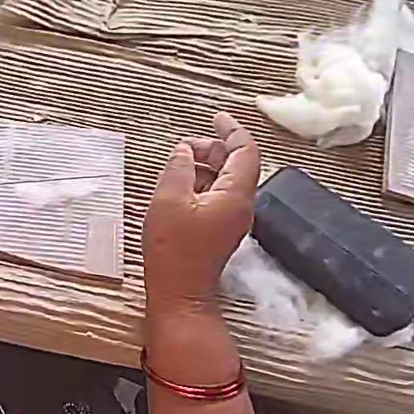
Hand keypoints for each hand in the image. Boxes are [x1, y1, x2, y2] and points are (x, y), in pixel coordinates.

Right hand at [144, 113, 261, 314]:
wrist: (180, 295)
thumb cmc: (173, 249)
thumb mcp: (168, 200)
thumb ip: (178, 168)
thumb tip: (184, 151)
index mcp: (235, 195)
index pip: (245, 151)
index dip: (232, 130)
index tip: (216, 117)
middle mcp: (241, 206)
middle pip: (236, 165)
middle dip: (213, 149)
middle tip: (185, 146)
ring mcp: (233, 220)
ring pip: (226, 181)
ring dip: (205, 167)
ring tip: (178, 165)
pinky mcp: (221, 231)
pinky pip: (218, 197)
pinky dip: (202, 184)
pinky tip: (179, 187)